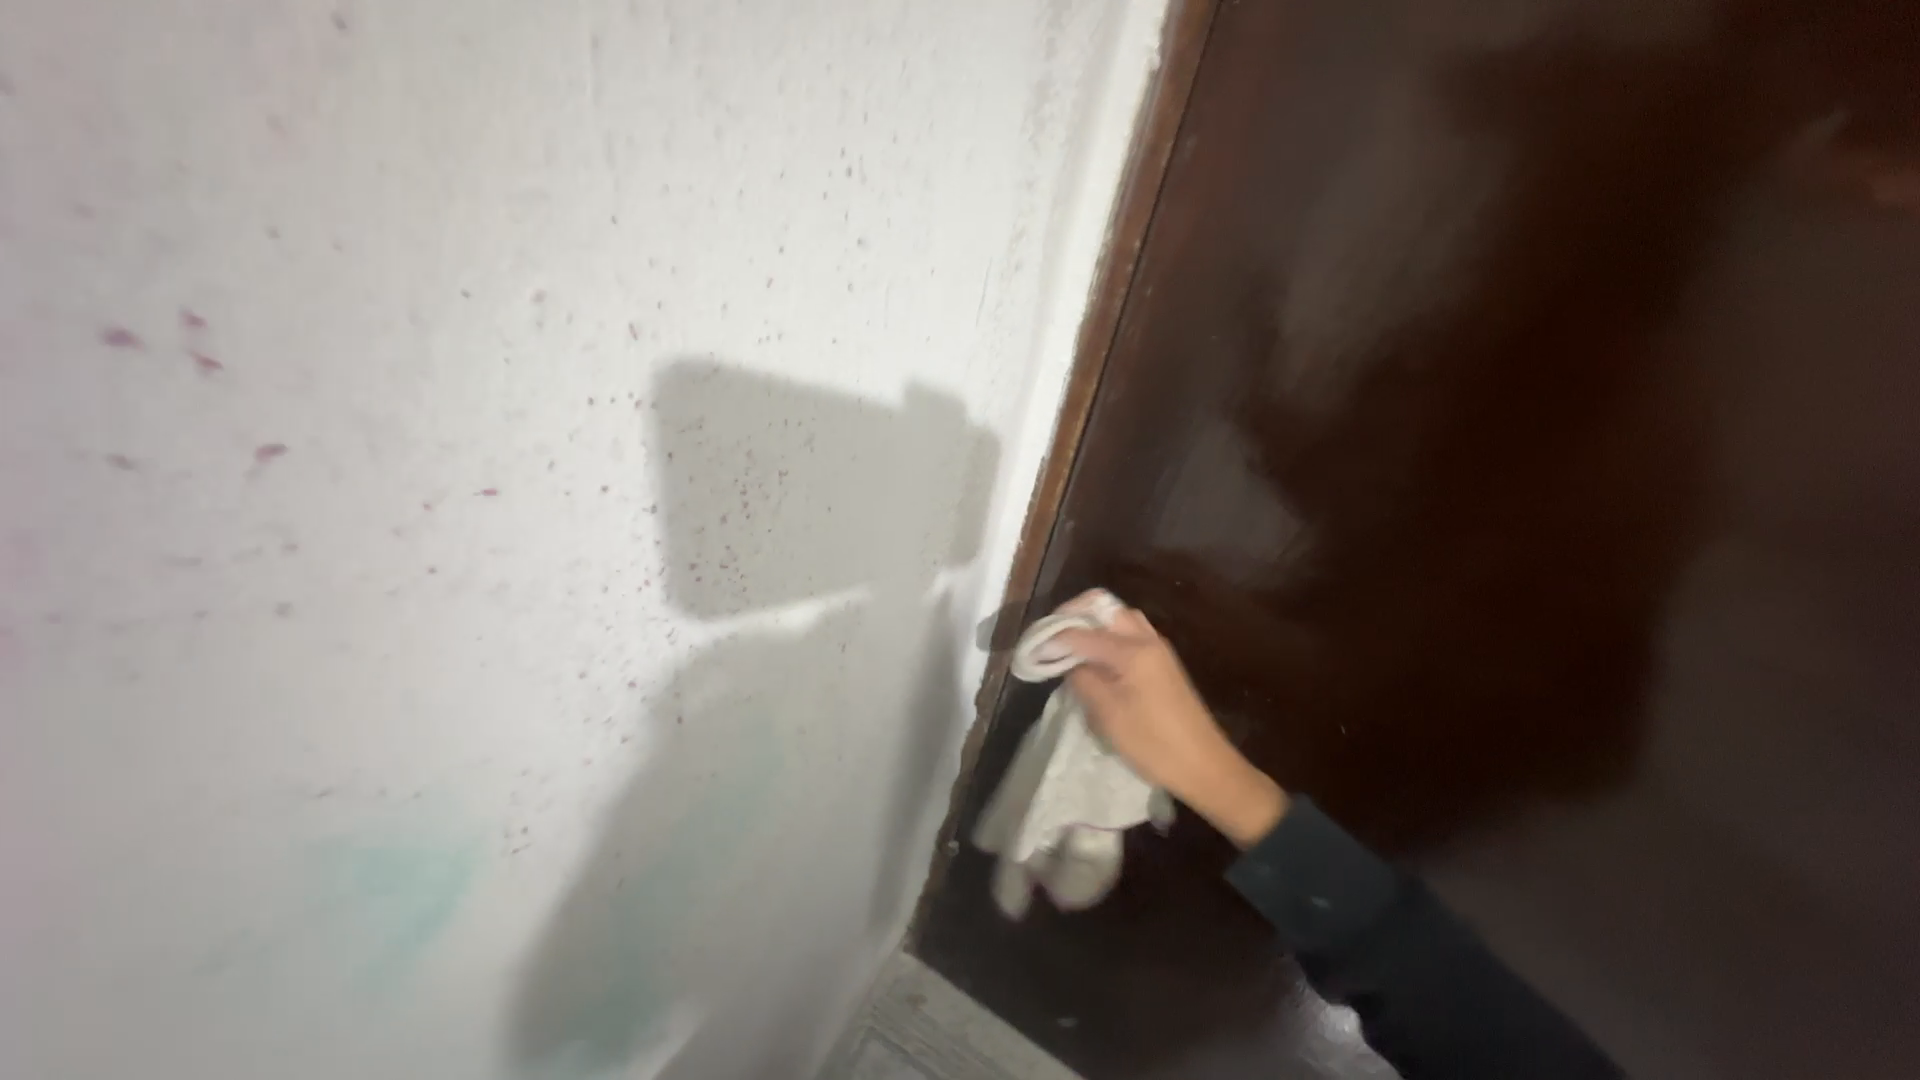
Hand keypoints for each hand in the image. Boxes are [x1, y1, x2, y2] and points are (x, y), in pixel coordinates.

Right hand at [1055, 594, 1289, 847]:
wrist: (1204, 765)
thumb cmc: (1153, 743)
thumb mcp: (1108, 715)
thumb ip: (1083, 680)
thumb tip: (1069, 662)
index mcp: (1132, 650)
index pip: (1081, 632)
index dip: (1052, 638)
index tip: (1030, 650)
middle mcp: (1147, 639)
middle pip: (1105, 608)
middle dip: (1073, 616)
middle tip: (1050, 638)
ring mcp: (1158, 649)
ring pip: (1119, 619)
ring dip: (1093, 624)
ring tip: (1070, 647)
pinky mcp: (1163, 663)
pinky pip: (1130, 634)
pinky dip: (1108, 636)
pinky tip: (1095, 660)